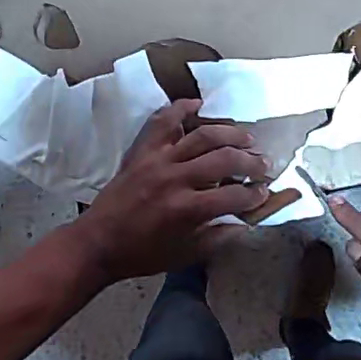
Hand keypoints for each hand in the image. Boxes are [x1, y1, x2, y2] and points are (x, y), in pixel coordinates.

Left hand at [69, 100, 270, 283]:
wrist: (96, 244)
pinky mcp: (142, 151)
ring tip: (245, 138)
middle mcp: (175, 179)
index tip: (264, 192)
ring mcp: (157, 160)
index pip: (234, 196)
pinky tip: (199, 105)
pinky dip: (181, 108)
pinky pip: (163, 121)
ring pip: (202, 135)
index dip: (255, 194)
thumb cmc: (142, 253)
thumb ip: (219, 237)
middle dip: (251, 161)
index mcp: (186, 209)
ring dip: (230, 134)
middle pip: (224, 159)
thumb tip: (246, 221)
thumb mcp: (186, 254)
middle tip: (263, 164)